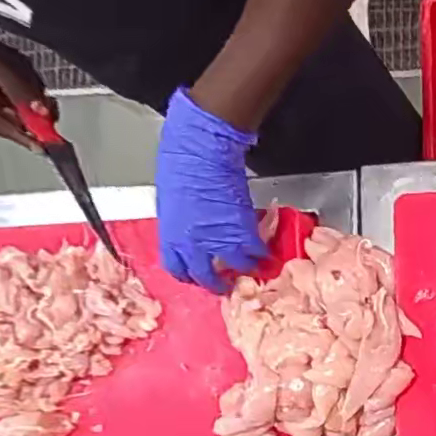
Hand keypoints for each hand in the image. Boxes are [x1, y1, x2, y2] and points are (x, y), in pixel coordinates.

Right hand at [0, 19, 54, 149]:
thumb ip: (19, 89)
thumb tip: (43, 113)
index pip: (2, 127)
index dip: (28, 139)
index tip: (49, 148)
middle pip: (14, 117)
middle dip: (32, 108)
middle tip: (47, 102)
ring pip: (17, 102)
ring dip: (26, 87)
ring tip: (16, 65)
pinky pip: (12, 89)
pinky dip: (20, 78)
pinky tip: (12, 61)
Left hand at [157, 88, 265, 292]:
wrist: (201, 151)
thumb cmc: (179, 164)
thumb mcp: (171, 202)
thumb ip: (181, 225)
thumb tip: (192, 233)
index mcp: (171, 237)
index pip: (177, 269)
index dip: (189, 276)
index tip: (197, 276)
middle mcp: (194, 246)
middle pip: (207, 278)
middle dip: (218, 284)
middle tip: (227, 284)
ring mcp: (221, 242)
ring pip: (237, 268)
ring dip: (246, 269)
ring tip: (253, 267)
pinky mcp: (244, 234)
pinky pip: (256, 252)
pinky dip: (262, 253)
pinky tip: (264, 251)